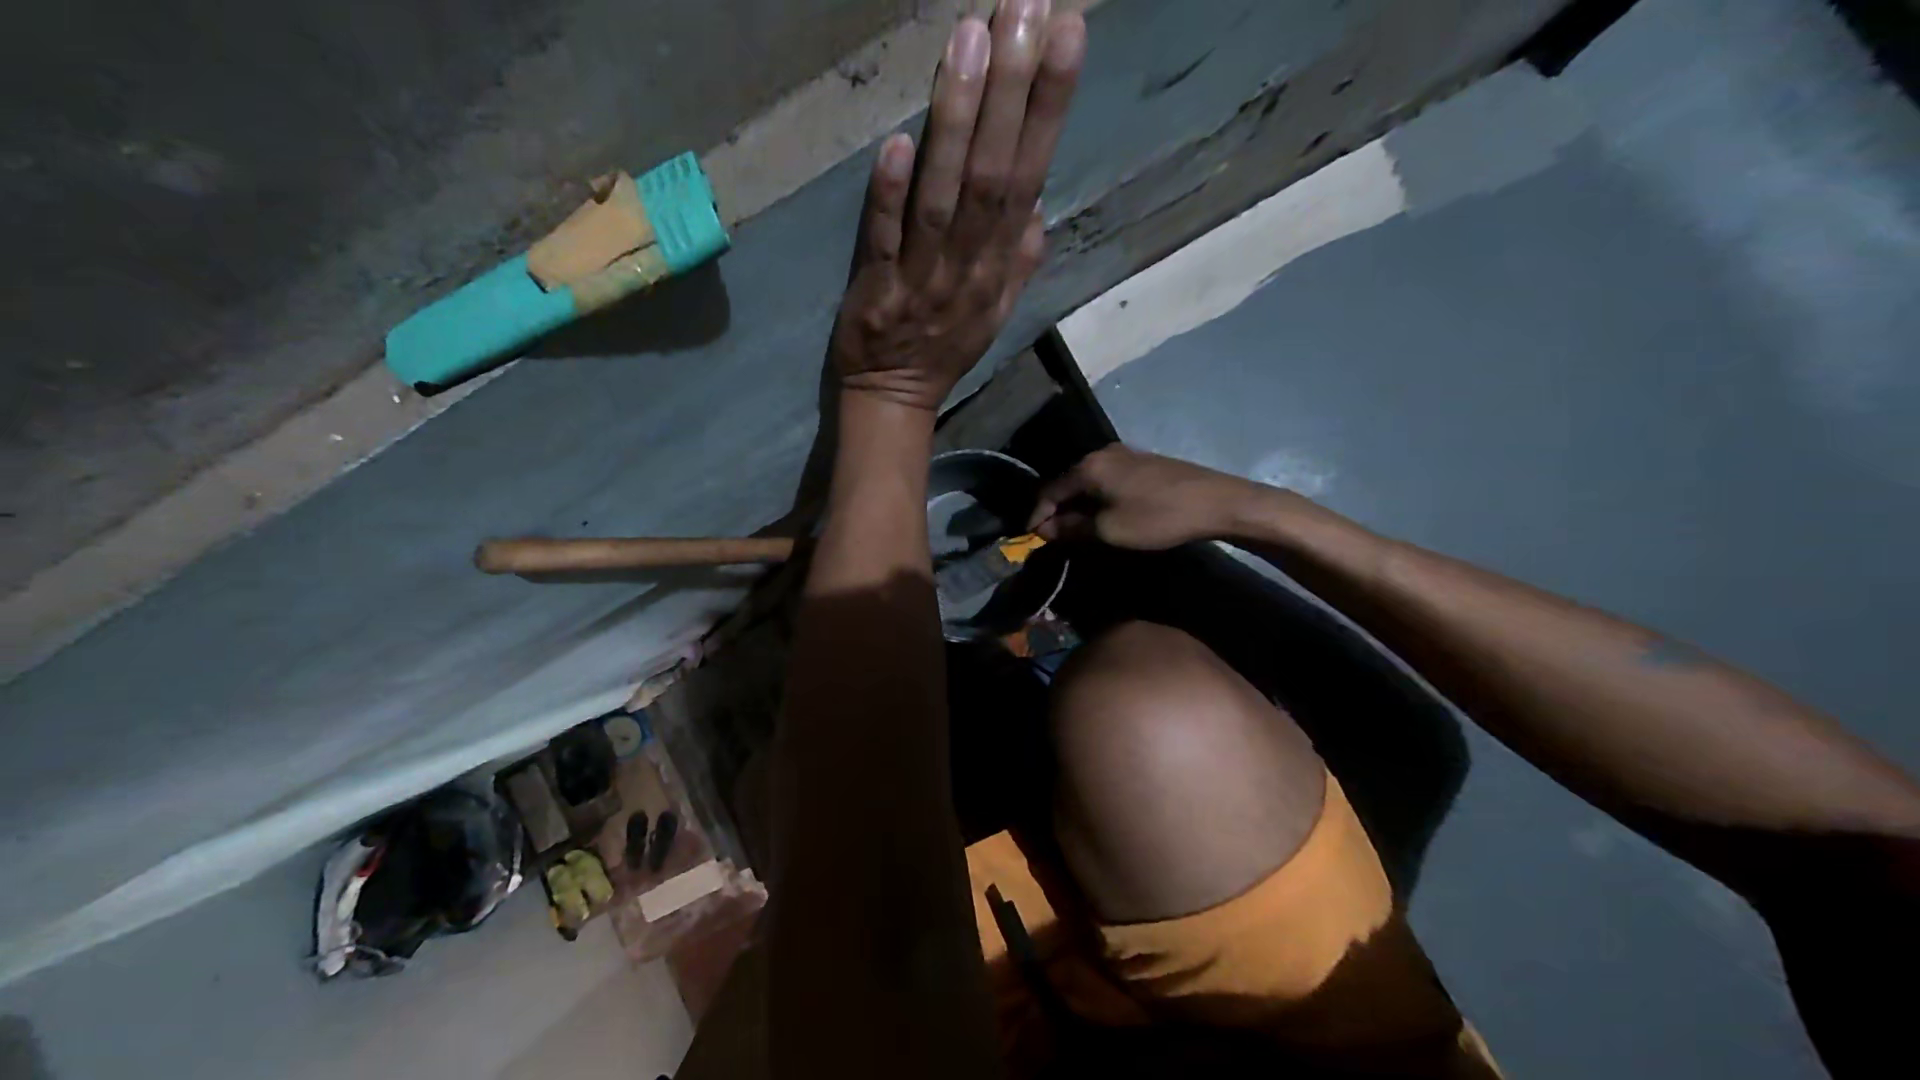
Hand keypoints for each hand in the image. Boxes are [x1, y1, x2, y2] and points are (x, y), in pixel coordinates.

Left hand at [829, 0, 1085, 412]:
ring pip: (945, 197)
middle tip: (1023, 7)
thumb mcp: (996, 308)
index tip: (1065, 35)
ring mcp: (922, 276)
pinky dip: (890, 195)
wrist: (893, 396)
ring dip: (956, 122)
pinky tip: (898, 145)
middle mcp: (970, 264)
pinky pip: (884, 239)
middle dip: (1011, 91)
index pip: (1030, 176)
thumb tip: (1041, 203)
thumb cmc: (944, 345)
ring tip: (971, 42)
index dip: (1048, 109)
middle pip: (994, 174)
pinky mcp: (876, 289)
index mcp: (1000, 264)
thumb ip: (1021, 257)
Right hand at [1027, 445, 1261, 549]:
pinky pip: (1105, 480)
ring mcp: (1123, 455)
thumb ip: (1071, 528)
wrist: (1215, 502)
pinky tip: (1103, 515)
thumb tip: (1045, 529)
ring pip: (1087, 482)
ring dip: (1077, 505)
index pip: (1048, 491)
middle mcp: (1101, 454)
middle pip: (1066, 483)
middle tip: (1052, 537)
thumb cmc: (1156, 517)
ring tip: (1076, 530)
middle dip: (1056, 510)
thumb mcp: (1108, 530)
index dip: (1036, 515)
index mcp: (1087, 467)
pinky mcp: (1141, 462)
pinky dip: (1096, 498)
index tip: (1031, 538)